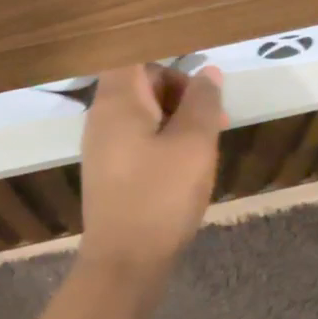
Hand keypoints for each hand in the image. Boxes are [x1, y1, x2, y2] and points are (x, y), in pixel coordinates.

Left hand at [77, 64, 227, 272]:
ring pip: (142, 117)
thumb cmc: (160, 197)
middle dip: (181, 94)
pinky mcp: (109, 175)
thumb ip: (202, 102)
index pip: (137, 56)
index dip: (171, 61)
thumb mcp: (193, 144)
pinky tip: (185, 170)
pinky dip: (163, 145)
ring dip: (177, 123)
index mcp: (116, 101)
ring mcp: (102, 149)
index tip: (201, 85)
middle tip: (216, 120)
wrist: (124, 262)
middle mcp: (101, 118)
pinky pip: (138, 143)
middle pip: (141, 84)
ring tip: (206, 148)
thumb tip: (207, 72)